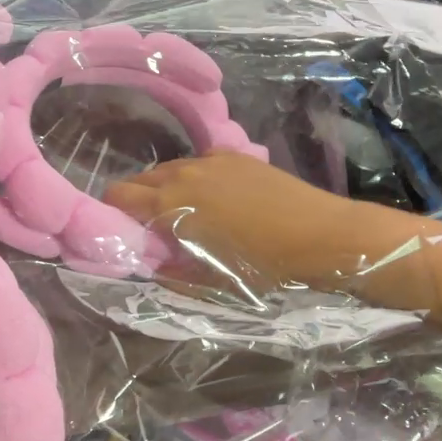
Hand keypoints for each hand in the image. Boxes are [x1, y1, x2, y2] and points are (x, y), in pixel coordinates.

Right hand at [105, 151, 388, 293]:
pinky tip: (214, 198)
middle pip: (138, 179)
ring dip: (164, 189)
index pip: (117, 196)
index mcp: (169, 204)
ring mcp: (210, 160)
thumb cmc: (267, 268)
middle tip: (152, 229)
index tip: (126, 235)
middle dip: (136, 202)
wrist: (327, 238)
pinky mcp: (235, 156)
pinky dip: (194, 177)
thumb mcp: (212, 284)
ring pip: (167, 169)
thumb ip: (171, 274)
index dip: (114, 214)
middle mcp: (182, 173)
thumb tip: (150, 264)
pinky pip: (198, 162)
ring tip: (184, 214)